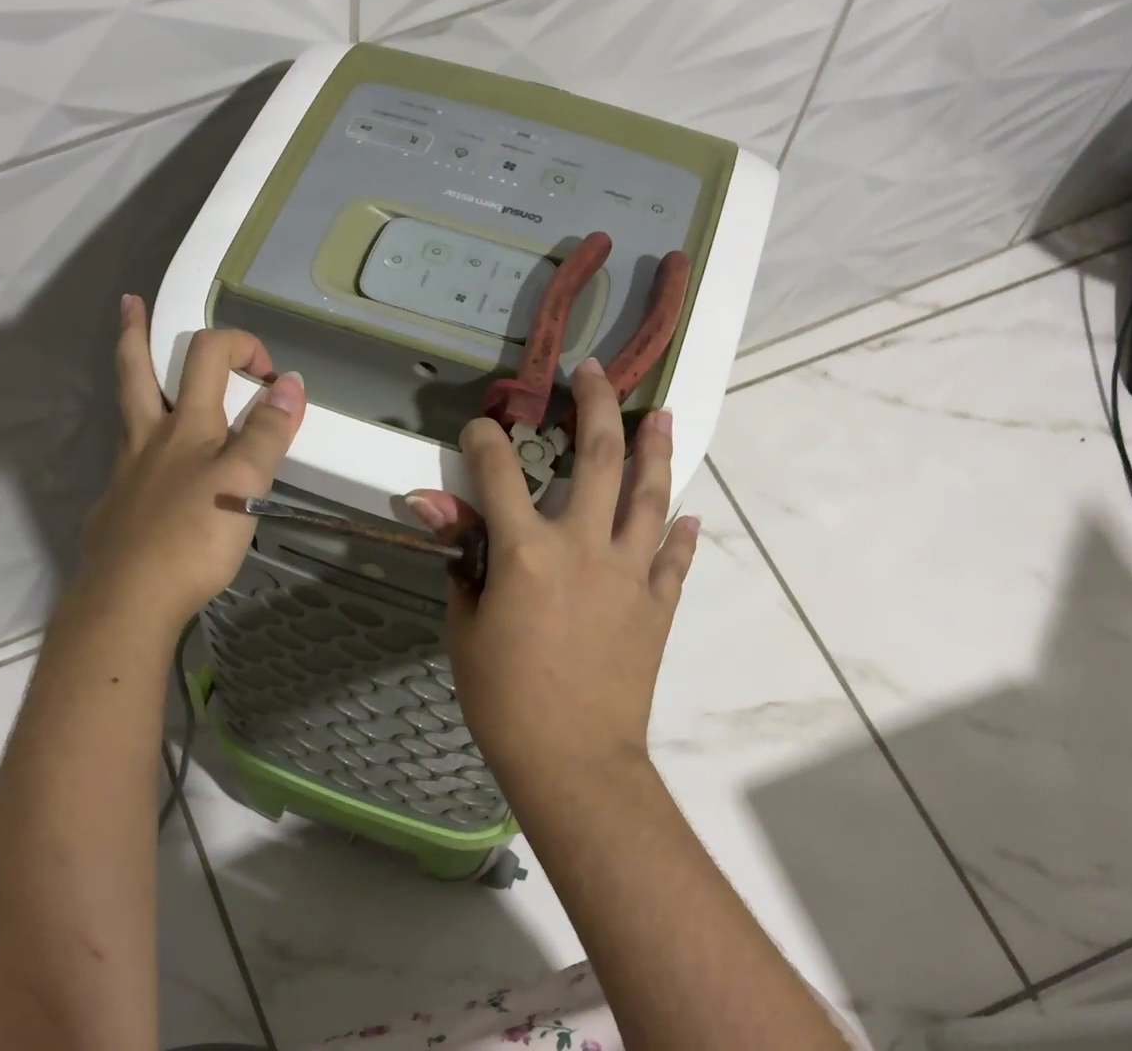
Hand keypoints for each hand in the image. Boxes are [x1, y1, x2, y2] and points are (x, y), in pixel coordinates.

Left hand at [72, 295, 305, 628]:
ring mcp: (125, 473)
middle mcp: (149, 439)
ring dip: (130, 380)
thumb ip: (268, 433)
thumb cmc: (192, 537)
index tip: (270, 370)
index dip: (241, 345)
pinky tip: (148, 469)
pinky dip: (138, 448)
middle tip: (130, 302)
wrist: (129, 597)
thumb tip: (290, 381)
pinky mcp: (115, 509)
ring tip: (132, 362)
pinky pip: (127, 464)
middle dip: (136, 333)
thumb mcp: (244, 481)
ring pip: (126, 414)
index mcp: (186, 426)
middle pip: (136, 372)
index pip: (209, 357)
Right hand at [406, 358, 698, 773]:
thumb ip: (461, 562)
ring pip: (650, 494)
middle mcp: (583, 545)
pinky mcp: (659, 603)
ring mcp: (630, 571)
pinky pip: (675, 556)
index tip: (478, 429)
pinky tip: (689, 513)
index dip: (483, 440)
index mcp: (525, 550)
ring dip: (656, 449)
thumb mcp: (463, 627)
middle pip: (597, 457)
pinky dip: (682, 532)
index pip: (499, 470)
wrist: (572, 758)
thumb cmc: (501, 697)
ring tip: (661, 415)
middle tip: (594, 373)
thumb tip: (442, 514)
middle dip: (595, 406)